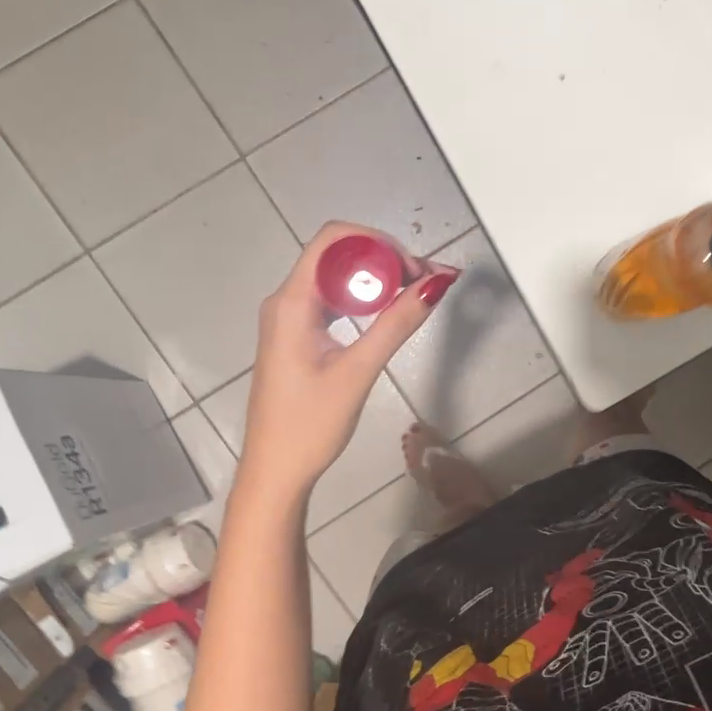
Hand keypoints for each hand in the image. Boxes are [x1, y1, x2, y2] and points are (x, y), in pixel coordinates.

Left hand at [238, 222, 458, 495]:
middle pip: (338, 255)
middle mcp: (286, 300)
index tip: (414, 270)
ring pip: (337, 279)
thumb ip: (395, 325)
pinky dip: (364, 301)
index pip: (334, 240)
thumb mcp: (357, 373)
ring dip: (376, 281)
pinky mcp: (298, 336)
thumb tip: (436, 284)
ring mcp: (290, 319)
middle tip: (426, 283)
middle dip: (384, 260)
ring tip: (415, 296)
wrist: (275, 471)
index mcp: (292, 302)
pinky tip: (389, 315)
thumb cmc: (309, 425)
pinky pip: (333, 302)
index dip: (378, 243)